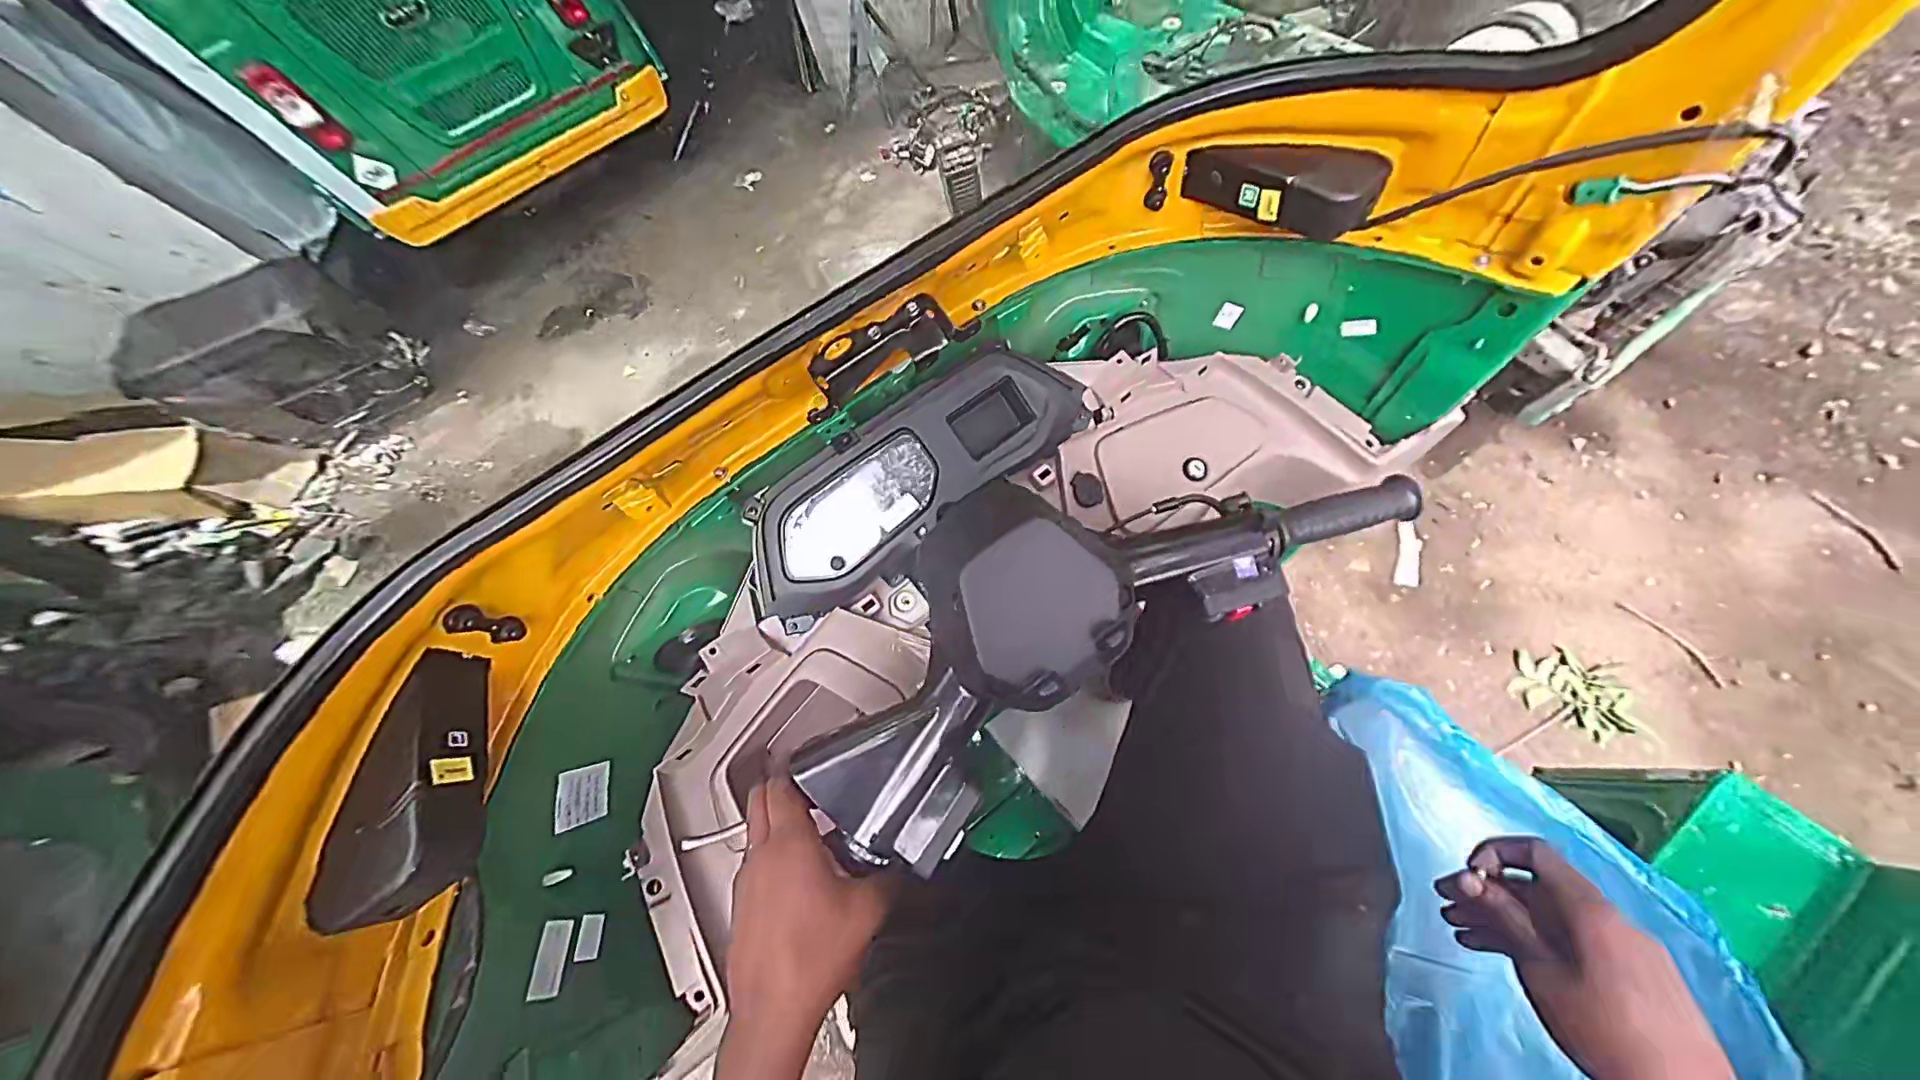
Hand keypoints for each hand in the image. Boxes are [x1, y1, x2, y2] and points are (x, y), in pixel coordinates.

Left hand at [716, 774, 895, 1079]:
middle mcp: (760, 856)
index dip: (793, 767)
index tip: (804, 760)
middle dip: (780, 786)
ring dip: (777, 823)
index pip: (779, 785)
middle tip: (804, 786)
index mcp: (789, 844)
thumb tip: (902, 867)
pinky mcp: (741, 906)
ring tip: (810, 833)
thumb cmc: (809, 961)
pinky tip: (800, 880)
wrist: (773, 1010)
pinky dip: (771, 857)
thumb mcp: (868, 910)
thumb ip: (890, 877)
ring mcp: (745, 881)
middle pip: (759, 799)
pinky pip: (754, 864)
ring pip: (755, 832)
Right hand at [1434, 836, 1733, 1079]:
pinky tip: (1492, 949)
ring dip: (1501, 917)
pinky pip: (1565, 939)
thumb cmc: (1607, 1029)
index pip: (1534, 852)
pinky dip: (1528, 939)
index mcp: (1589, 909)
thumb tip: (1470, 878)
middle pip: (1535, 886)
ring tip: (1460, 927)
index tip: (1467, 878)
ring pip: (1546, 915)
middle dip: (1486, 891)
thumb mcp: (1542, 969)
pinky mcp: (1625, 973)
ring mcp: (1619, 946)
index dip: (1493, 854)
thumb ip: (1506, 918)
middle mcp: (1606, 918)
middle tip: (1447, 901)